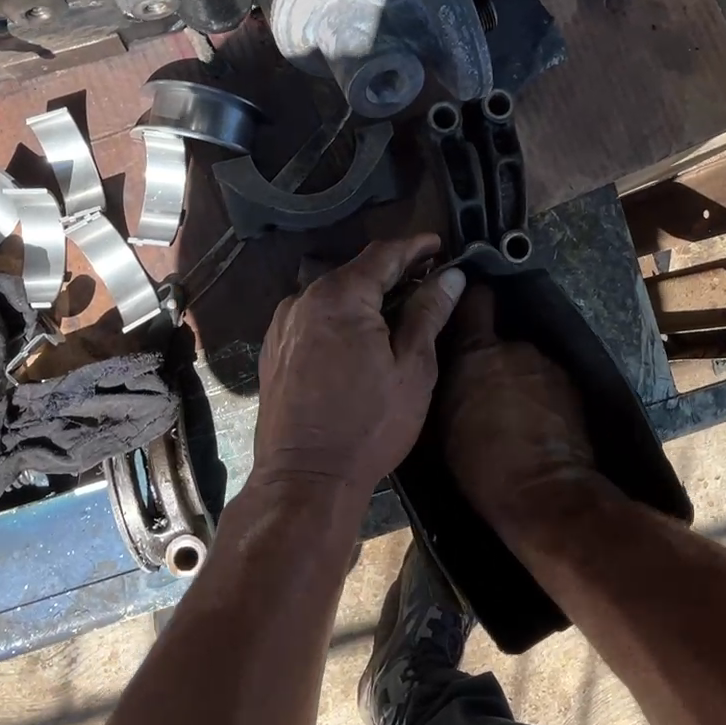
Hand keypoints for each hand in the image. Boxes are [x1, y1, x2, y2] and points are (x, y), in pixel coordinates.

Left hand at [253, 234, 465, 499]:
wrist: (305, 478)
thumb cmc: (368, 425)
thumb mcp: (412, 368)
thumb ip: (429, 313)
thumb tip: (451, 276)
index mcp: (340, 296)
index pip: (383, 254)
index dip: (415, 247)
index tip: (439, 245)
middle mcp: (303, 299)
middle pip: (355, 271)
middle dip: (392, 271)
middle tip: (427, 279)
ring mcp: (283, 325)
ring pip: (332, 294)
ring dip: (365, 295)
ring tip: (398, 308)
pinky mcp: (275, 350)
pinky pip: (313, 317)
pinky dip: (341, 315)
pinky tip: (360, 337)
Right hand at [438, 283, 599, 529]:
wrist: (545, 492)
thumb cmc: (482, 464)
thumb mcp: (445, 424)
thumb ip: (450, 383)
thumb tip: (453, 369)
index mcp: (478, 353)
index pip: (475, 301)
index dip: (469, 300)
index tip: (462, 304)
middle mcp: (517, 348)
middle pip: (500, 342)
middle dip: (492, 360)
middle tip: (482, 390)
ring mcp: (549, 367)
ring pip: (525, 365)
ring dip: (517, 379)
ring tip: (511, 414)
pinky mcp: (573, 389)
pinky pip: (547, 384)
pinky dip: (539, 397)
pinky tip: (534, 425)